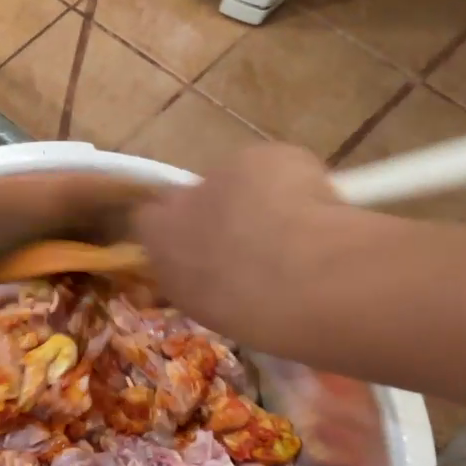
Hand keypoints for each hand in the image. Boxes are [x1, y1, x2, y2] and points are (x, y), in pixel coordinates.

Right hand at [130, 144, 383, 348]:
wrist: (299, 276)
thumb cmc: (245, 309)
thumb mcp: (201, 306)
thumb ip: (191, 278)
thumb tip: (205, 275)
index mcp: (160, 238)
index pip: (150, 220)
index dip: (173, 230)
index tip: (193, 249)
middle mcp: (182, 199)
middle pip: (190, 195)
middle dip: (211, 211)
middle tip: (243, 239)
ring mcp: (226, 172)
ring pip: (237, 180)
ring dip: (254, 198)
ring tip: (289, 227)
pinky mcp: (266, 156)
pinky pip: (277, 167)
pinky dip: (293, 183)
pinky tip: (316, 209)